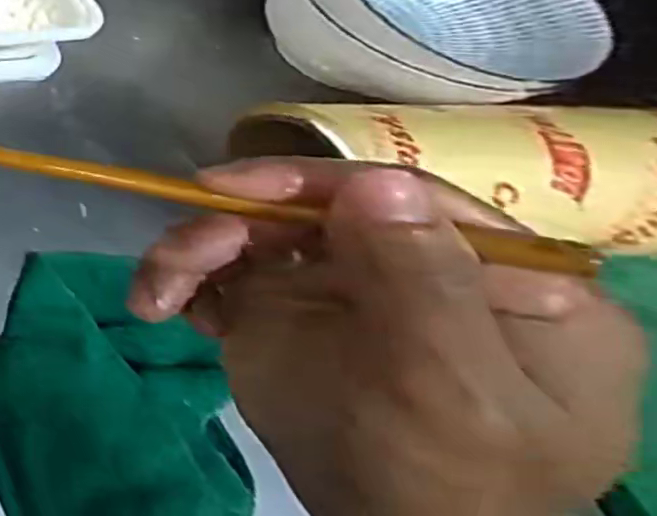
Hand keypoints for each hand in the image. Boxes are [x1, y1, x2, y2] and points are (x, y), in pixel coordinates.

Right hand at [128, 158, 644, 515]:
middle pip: (304, 206)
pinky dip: (180, 279)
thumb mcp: (456, 389)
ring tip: (158, 294)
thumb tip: (380, 180)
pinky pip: (218, 265)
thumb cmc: (446, 477)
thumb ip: (428, 284)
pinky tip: (161, 305)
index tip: (233, 189)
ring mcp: (338, 278)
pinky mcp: (277, 297)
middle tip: (183, 255)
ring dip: (191, 252)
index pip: (400, 194)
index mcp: (498, 277)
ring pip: (248, 229)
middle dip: (230, 225)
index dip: (313, 181)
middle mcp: (409, 261)